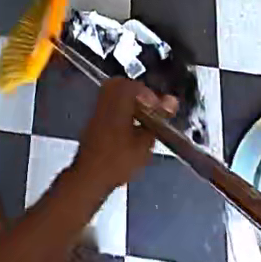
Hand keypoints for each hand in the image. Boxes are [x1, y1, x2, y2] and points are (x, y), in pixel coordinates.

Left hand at [68, 76, 174, 193]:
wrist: (90, 177)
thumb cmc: (116, 162)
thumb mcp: (145, 143)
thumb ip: (158, 119)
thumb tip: (170, 102)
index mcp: (117, 103)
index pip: (133, 85)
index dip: (150, 94)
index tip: (158, 106)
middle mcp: (104, 103)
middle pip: (120, 84)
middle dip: (138, 93)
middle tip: (151, 107)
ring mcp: (96, 111)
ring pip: (112, 93)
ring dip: (129, 100)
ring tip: (142, 116)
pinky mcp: (93, 121)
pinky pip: (107, 104)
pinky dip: (120, 109)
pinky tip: (129, 126)